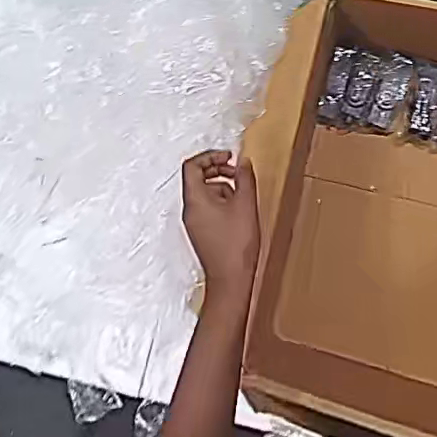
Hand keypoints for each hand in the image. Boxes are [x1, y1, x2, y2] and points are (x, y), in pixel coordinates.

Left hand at [181, 151, 259, 298]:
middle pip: (196, 177)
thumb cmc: (236, 245)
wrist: (231, 280)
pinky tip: (238, 208)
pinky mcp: (201, 232)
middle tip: (236, 169)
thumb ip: (244, 178)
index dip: (210, 156)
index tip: (228, 156)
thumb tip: (243, 162)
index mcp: (196, 200)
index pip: (192, 166)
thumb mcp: (246, 203)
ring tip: (242, 192)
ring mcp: (194, 222)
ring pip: (204, 192)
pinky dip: (221, 199)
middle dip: (217, 169)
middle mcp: (190, 210)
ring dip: (222, 184)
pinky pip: (207, 206)